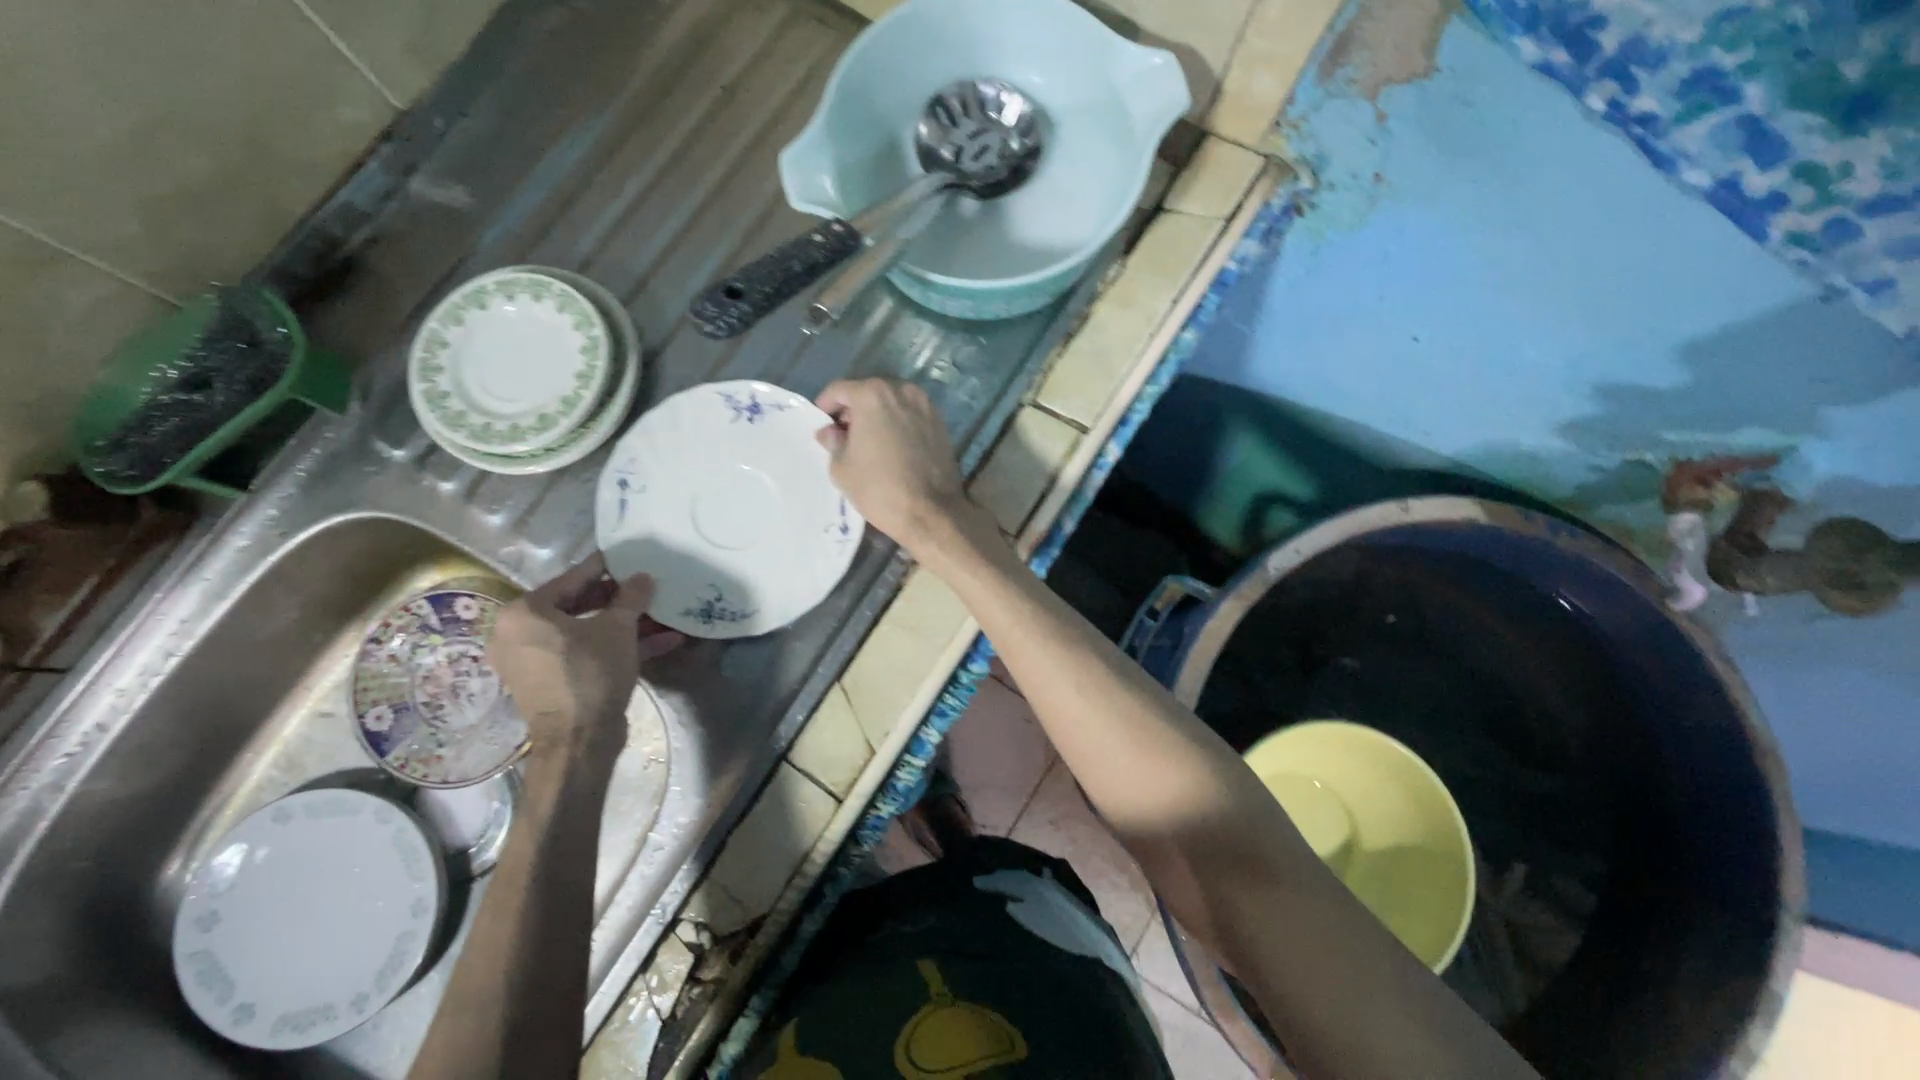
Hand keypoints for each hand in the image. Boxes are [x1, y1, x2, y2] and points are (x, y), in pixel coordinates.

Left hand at [488, 553, 682, 756]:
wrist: (579, 740)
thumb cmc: (591, 672)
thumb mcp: (617, 628)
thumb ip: (630, 597)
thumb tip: (642, 577)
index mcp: (524, 612)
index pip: (570, 579)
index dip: (603, 569)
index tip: (624, 557)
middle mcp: (518, 634)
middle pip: (575, 606)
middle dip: (616, 600)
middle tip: (644, 589)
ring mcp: (533, 661)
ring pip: (584, 633)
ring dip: (623, 626)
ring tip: (659, 617)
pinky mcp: (551, 683)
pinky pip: (584, 655)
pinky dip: (615, 649)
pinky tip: (660, 643)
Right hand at [815, 378, 968, 549]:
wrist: (930, 512)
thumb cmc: (878, 488)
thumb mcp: (841, 467)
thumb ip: (832, 441)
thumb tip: (830, 432)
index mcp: (872, 394)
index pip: (839, 390)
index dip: (825, 406)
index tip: (822, 426)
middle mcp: (901, 390)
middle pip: (868, 392)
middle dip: (853, 410)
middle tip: (843, 435)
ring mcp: (925, 405)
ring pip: (891, 402)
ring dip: (877, 416)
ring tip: (868, 442)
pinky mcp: (940, 423)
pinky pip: (910, 415)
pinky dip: (898, 424)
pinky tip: (892, 447)